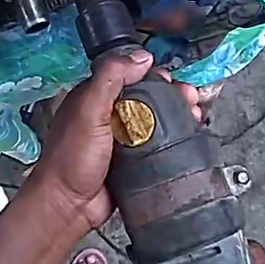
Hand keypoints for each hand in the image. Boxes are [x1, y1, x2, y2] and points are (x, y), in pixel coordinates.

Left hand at [28, 51, 200, 229]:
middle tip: (190, 98)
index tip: (172, 79)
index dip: (152, 74)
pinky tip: (190, 137)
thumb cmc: (71, 158)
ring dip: (178, 116)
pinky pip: (158, 145)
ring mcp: (122, 140)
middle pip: (147, 97)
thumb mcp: (89, 110)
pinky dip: (175, 140)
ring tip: (195, 116)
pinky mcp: (134, 162)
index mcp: (94, 97)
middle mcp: (109, 115)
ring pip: (156, 121)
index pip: (128, 76)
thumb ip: (110, 79)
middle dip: (172, 95)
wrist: (69, 207)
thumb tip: (141, 56)